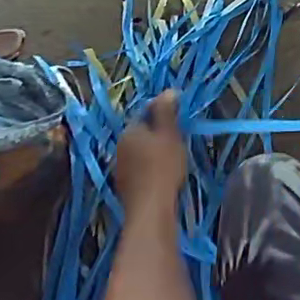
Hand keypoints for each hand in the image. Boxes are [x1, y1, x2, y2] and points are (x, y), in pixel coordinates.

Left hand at [115, 90, 187, 211]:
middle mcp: (119, 147)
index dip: (163, 116)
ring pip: (140, 153)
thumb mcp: (170, 134)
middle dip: (158, 135)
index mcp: (129, 131)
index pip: (145, 114)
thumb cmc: (163, 166)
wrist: (151, 208)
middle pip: (141, 134)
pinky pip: (139, 170)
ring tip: (174, 160)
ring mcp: (120, 168)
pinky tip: (163, 177)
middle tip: (179, 141)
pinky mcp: (125, 187)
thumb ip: (166, 111)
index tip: (179, 123)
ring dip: (154, 153)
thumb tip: (168, 91)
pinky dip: (150, 169)